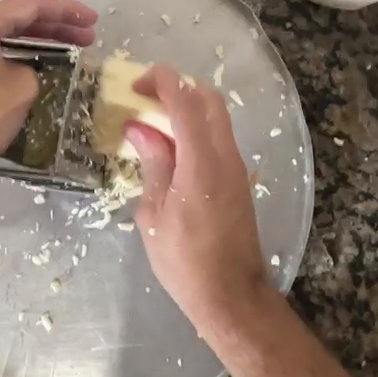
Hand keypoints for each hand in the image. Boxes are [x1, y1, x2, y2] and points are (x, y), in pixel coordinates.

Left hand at [0, 0, 97, 199]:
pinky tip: (37, 75)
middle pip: (17, 22)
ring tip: (68, 54)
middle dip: (55, 28)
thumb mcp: (23, 85)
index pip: (31, 6)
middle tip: (88, 37)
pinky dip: (18, 63)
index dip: (67, 10)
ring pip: (4, 44)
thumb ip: (36, 68)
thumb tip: (30, 72)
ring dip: (37, 47)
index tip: (92, 19)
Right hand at [124, 64, 273, 326]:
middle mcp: (225, 156)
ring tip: (153, 124)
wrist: (232, 295)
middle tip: (146, 99)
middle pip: (209, 100)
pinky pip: (218, 139)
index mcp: (202, 162)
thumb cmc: (185, 261)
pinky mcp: (239, 180)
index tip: (138, 81)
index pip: (186, 103)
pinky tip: (172, 150)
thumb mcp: (155, 214)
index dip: (164, 81)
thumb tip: (140, 129)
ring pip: (217, 118)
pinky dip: (196, 130)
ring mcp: (237, 167)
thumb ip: (152, 164)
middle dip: (178, 88)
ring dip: (188, 109)